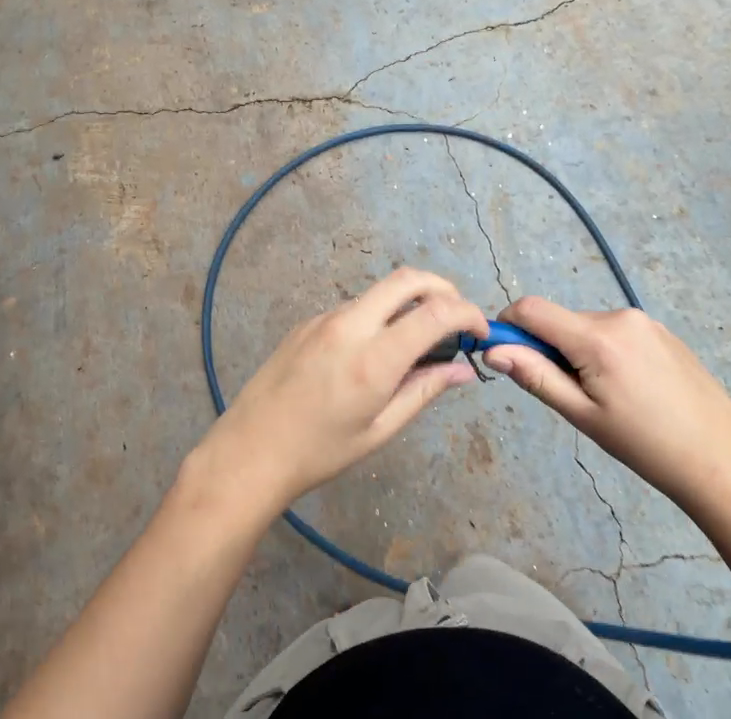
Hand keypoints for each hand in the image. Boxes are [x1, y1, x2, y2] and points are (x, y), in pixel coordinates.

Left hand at [186, 268, 488, 513]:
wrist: (249, 451)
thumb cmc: (319, 452)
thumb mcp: (380, 430)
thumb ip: (424, 391)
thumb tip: (465, 369)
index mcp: (373, 359)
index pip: (435, 313)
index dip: (467, 313)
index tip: (480, 331)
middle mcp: (349, 326)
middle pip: (407, 279)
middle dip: (443, 288)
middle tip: (457, 319)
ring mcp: (323, 319)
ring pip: (379, 293)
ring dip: (408, 304)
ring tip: (419, 346)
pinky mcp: (306, 323)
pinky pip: (354, 308)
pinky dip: (378, 317)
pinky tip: (376, 354)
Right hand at [482, 296, 730, 510]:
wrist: (723, 460)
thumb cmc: (646, 445)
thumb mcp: (582, 415)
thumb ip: (536, 376)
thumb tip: (493, 350)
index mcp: (597, 337)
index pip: (531, 309)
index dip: (507, 327)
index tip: (506, 358)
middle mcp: (620, 316)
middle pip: (560, 320)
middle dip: (548, 349)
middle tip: (569, 397)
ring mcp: (645, 322)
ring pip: (587, 328)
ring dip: (577, 353)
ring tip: (605, 399)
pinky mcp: (663, 332)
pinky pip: (615, 333)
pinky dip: (604, 353)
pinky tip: (630, 391)